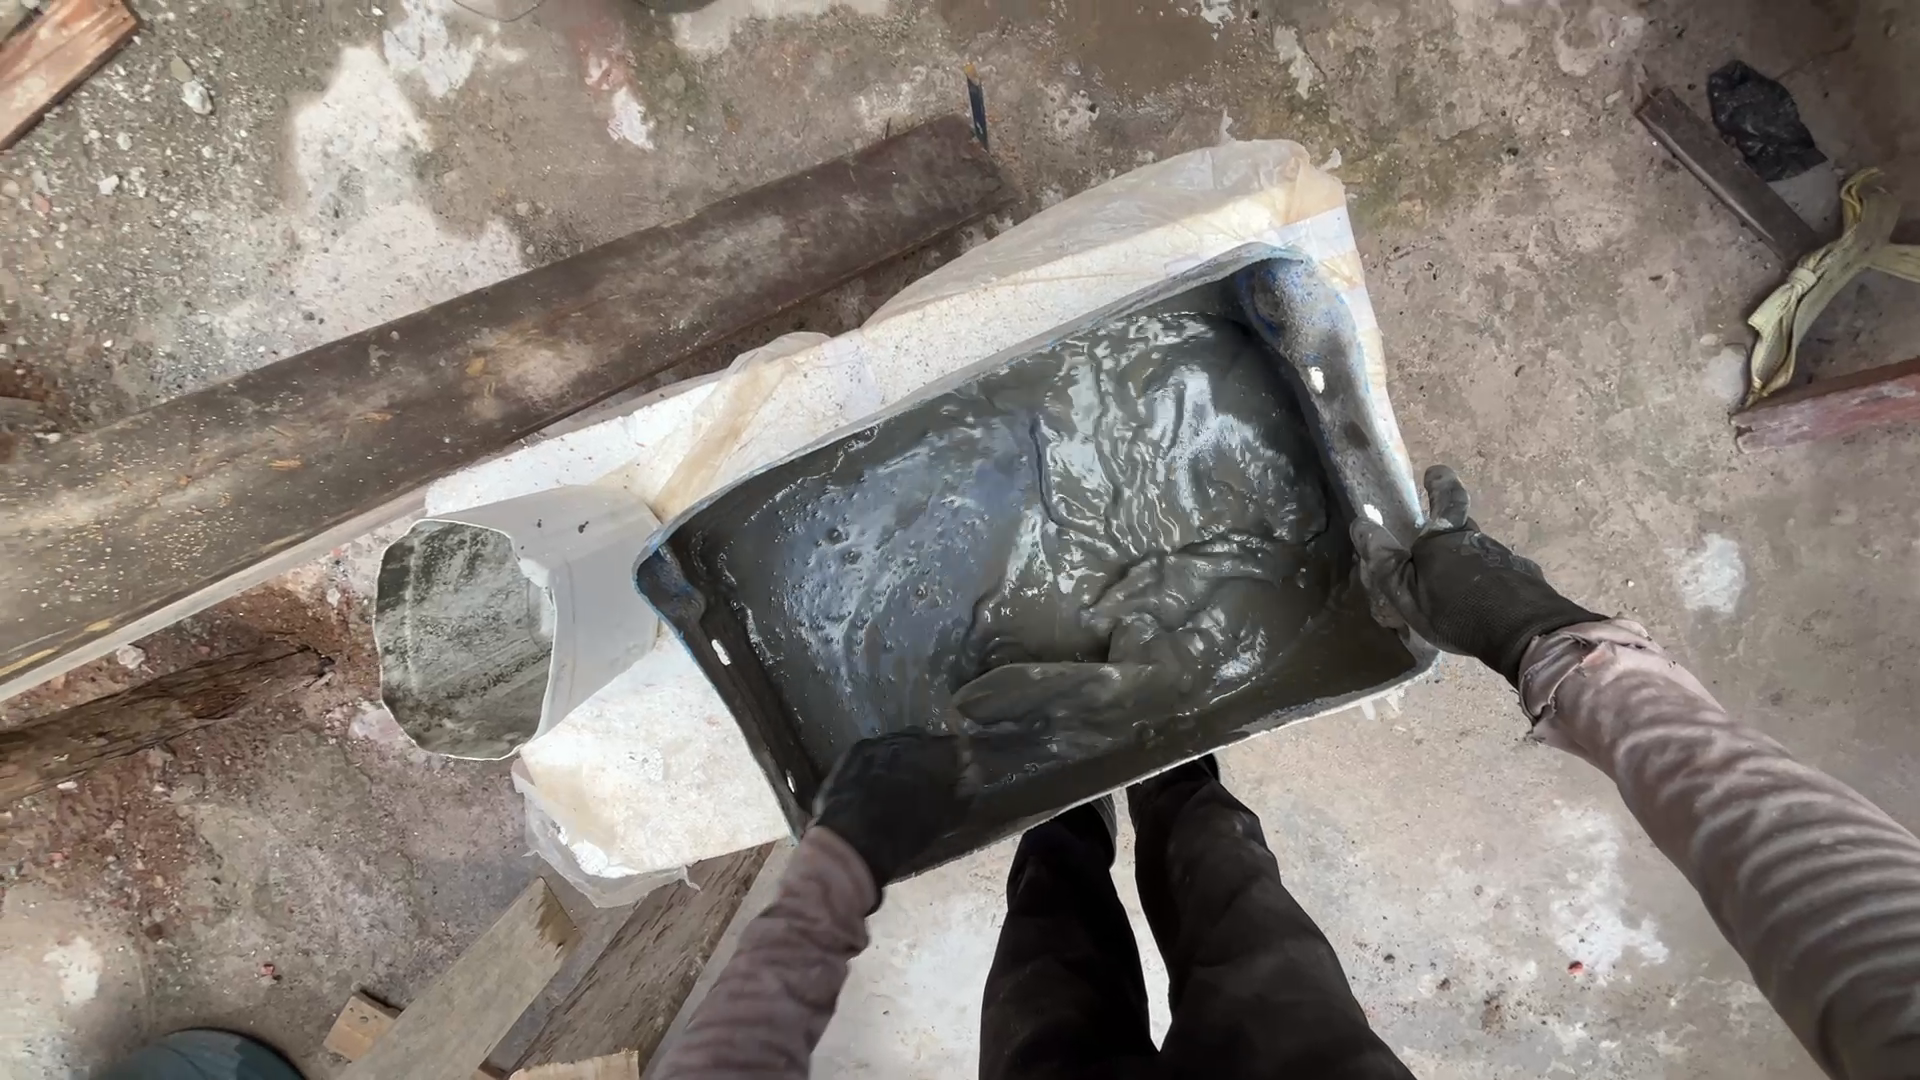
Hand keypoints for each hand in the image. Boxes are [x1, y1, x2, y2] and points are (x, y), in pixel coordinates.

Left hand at [812, 730, 972, 887]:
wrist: (852, 842)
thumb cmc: (904, 832)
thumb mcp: (944, 818)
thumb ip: (964, 791)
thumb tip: (974, 771)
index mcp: (932, 752)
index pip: (951, 745)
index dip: (952, 758)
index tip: (953, 771)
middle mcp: (905, 739)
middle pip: (921, 741)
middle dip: (925, 755)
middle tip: (923, 778)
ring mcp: (876, 742)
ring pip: (895, 744)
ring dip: (900, 757)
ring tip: (896, 781)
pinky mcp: (852, 752)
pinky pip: (872, 751)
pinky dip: (876, 762)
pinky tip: (873, 781)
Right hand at [1351, 465, 1599, 683]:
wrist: (1524, 635)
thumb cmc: (1454, 609)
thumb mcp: (1404, 588)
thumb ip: (1383, 558)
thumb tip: (1360, 522)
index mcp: (1445, 539)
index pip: (1446, 500)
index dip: (1440, 484)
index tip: (1435, 471)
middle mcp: (1479, 541)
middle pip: (1463, 530)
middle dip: (1449, 535)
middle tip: (1432, 553)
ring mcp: (1507, 561)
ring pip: (1481, 555)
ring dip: (1467, 565)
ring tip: (1454, 590)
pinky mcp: (1527, 584)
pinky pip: (1501, 577)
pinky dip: (1489, 585)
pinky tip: (1483, 606)